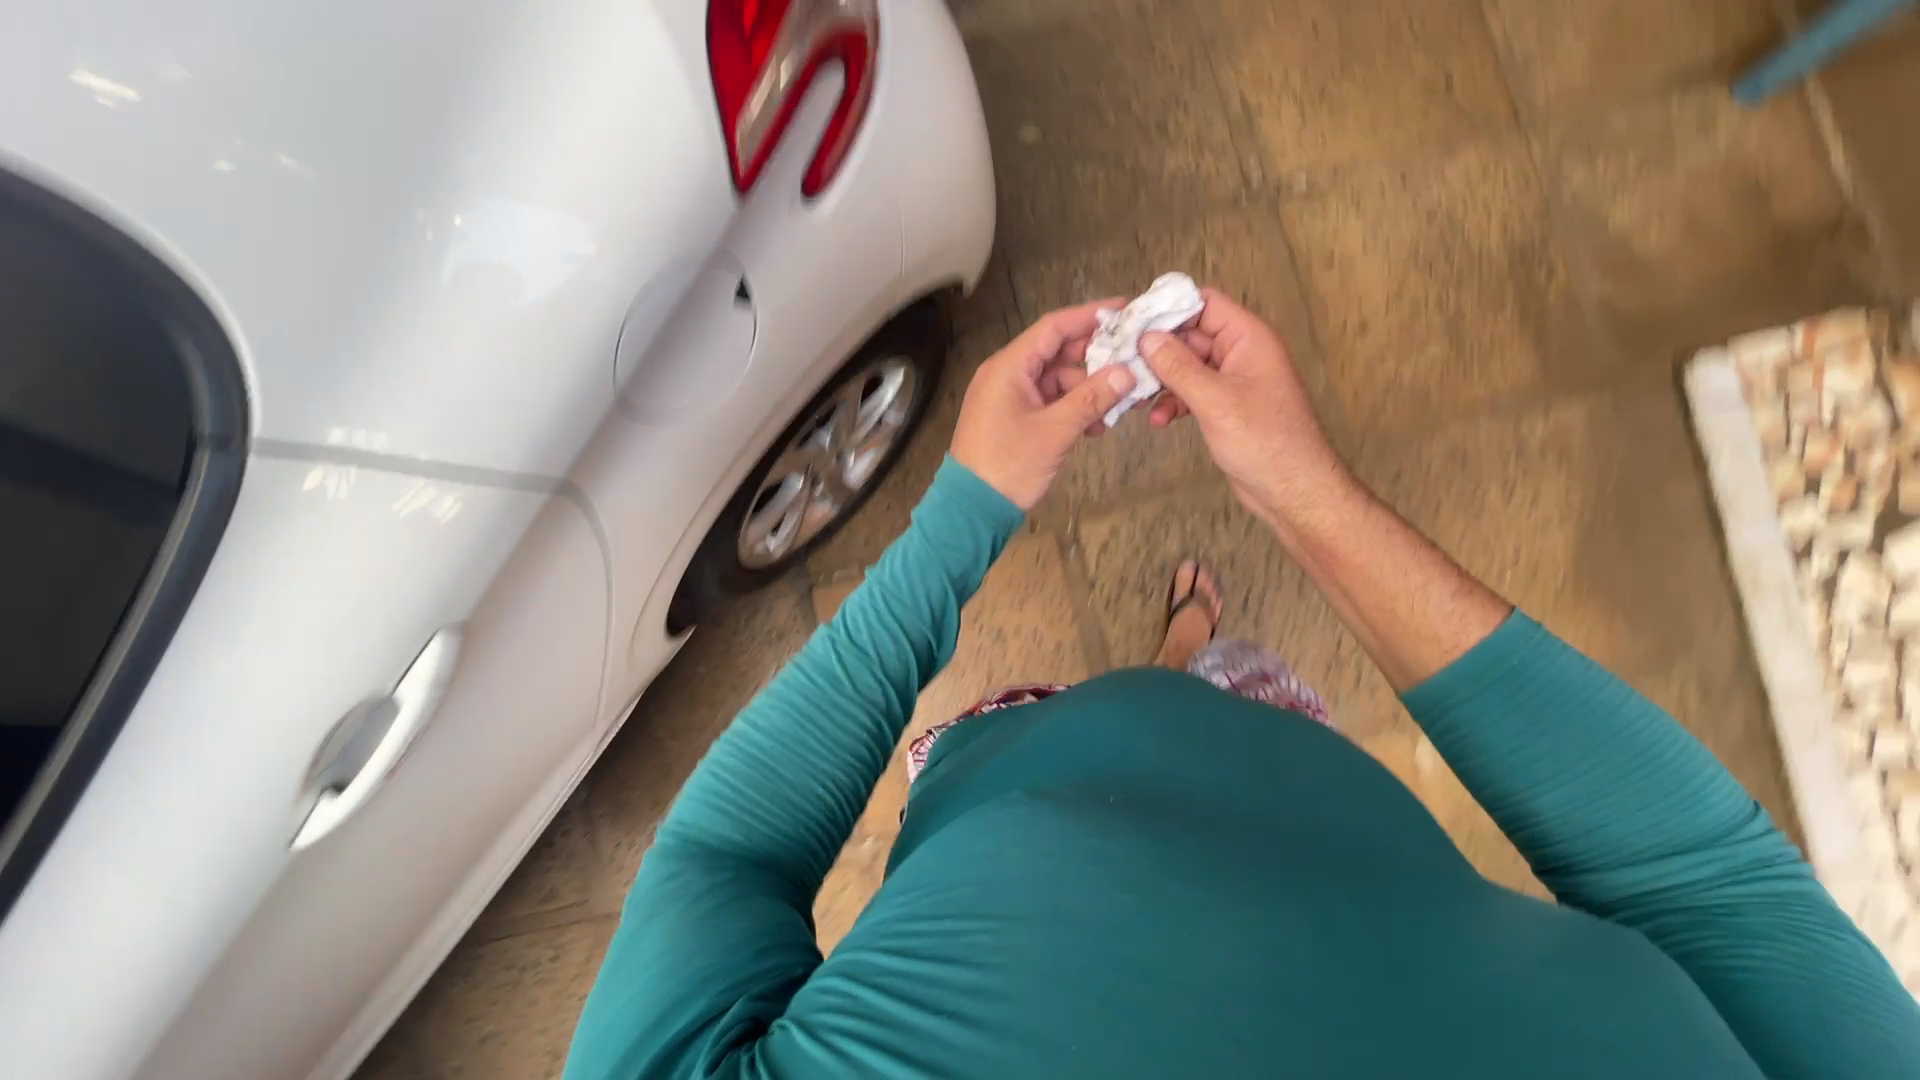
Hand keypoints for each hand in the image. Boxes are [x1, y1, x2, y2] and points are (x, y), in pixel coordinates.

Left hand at [950, 300, 1137, 509]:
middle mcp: (1006, 375)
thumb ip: (1092, 399)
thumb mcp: (1055, 431)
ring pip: (1057, 381)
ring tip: (1119, 406)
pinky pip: (1049, 402)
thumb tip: (1126, 372)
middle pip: (1057, 352)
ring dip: (1088, 390)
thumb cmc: (1008, 465)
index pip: (1054, 327)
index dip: (1090, 316)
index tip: (1125, 309)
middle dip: (1096, 358)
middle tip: (1133, 360)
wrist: (972, 508)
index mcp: (1009, 367)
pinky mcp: (1014, 419)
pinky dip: (1073, 409)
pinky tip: (1097, 427)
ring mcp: (1009, 397)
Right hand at [1140, 289, 1357, 531]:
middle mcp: (1241, 354)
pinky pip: (1192, 392)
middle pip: (1191, 335)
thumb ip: (1178, 366)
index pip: (1205, 304)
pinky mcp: (1226, 407)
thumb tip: (1147, 337)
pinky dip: (1173, 402)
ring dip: (1161, 380)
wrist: (1292, 490)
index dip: (1169, 309)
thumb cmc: (1265, 442)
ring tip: (1135, 396)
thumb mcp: (1215, 400)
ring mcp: (1234, 381)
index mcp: (1248, 339)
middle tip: (1122, 363)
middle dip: (1157, 350)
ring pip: (1187, 366)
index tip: (1133, 323)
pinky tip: (1158, 419)